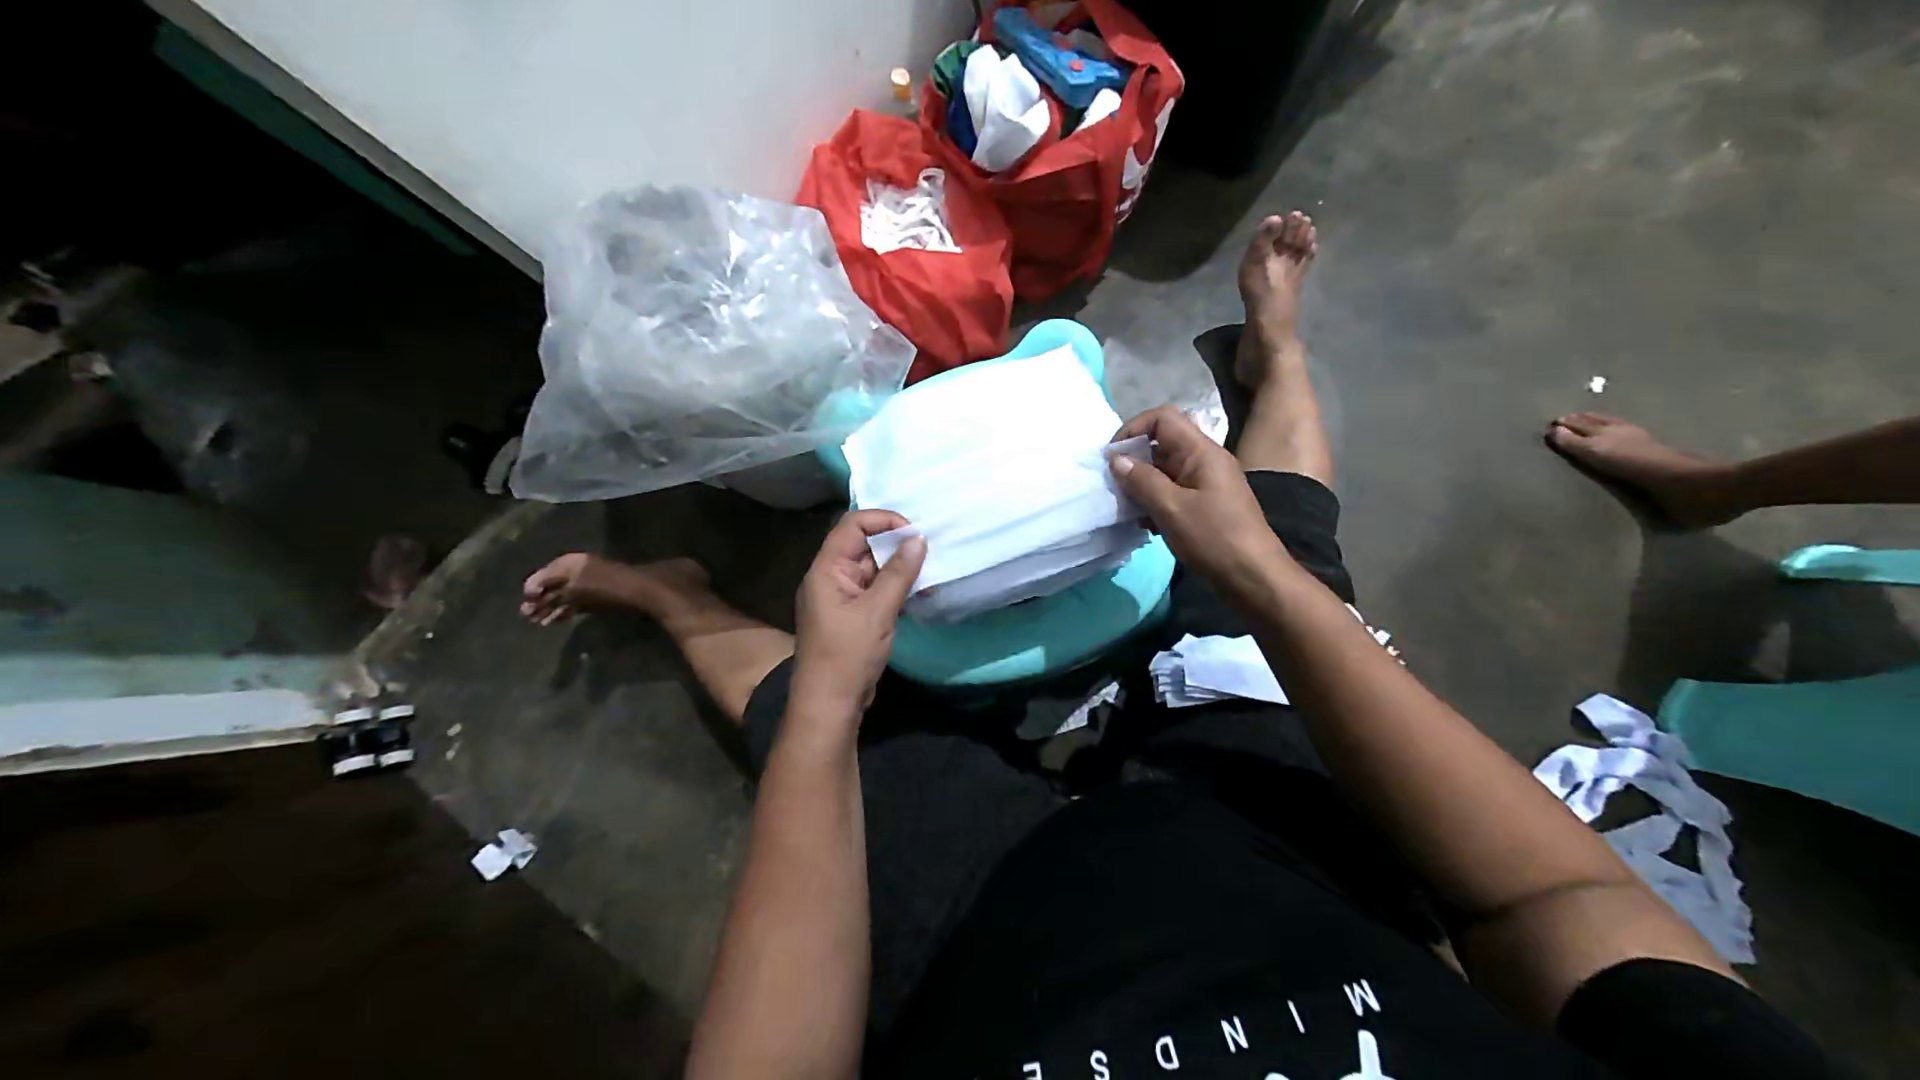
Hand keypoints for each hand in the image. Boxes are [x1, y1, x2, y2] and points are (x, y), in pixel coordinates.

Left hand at [790, 510, 926, 718]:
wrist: (829, 704)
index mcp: (826, 569)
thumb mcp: (877, 611)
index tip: (914, 532)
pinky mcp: (851, 616)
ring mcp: (840, 598)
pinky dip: (894, 588)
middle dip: (895, 544)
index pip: (852, 525)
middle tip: (928, 551)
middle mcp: (830, 578)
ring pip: (871, 569)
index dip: (882, 520)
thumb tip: (918, 538)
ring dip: (898, 568)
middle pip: (863, 545)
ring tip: (928, 570)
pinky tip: (918, 592)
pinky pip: (874, 590)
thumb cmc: (847, 655)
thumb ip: (899, 573)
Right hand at [1110, 406, 1294, 593]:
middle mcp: (1206, 460)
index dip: (1132, 429)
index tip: (1112, 458)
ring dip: (1142, 485)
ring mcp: (1207, 482)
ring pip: (1165, 470)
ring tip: (1130, 510)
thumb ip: (1142, 480)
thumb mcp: (1171, 508)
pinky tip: (1148, 525)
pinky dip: (1155, 501)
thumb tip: (1117, 459)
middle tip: (1116, 487)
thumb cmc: (1214, 538)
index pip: (1162, 418)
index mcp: (1202, 452)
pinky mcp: (1206, 504)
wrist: (1253, 577)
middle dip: (1134, 461)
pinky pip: (1173, 491)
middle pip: (1162, 443)